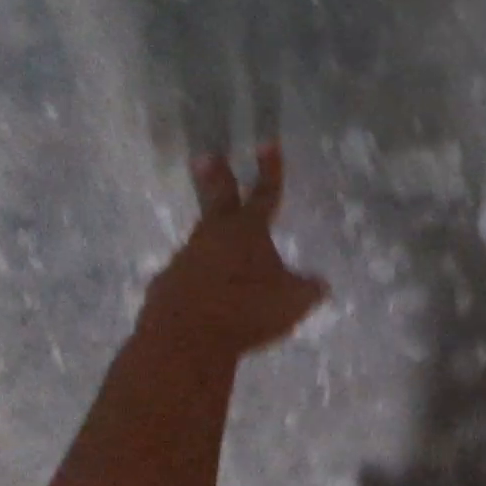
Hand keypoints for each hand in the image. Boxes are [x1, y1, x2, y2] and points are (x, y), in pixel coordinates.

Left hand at [139, 142, 326, 355]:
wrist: (182, 344)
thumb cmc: (245, 312)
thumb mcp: (293, 301)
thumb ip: (307, 288)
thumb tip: (321, 284)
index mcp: (248, 231)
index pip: (266, 193)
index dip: (271, 168)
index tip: (268, 142)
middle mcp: (213, 237)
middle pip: (217, 199)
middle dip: (216, 176)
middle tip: (205, 156)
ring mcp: (184, 262)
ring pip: (201, 245)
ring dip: (210, 243)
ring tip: (221, 256)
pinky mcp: (163, 290)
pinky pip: (186, 279)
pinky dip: (196, 282)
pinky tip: (203, 299)